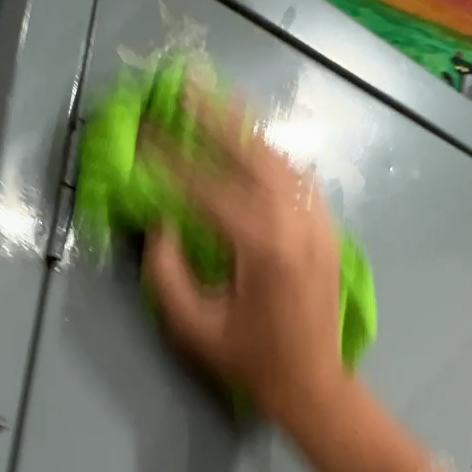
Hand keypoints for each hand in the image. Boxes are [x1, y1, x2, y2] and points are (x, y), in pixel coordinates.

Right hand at [141, 85, 349, 424]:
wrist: (313, 385)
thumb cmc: (250, 362)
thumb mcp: (194, 328)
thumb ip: (168, 273)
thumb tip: (161, 225)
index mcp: (262, 247)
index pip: (208, 188)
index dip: (171, 162)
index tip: (143, 137)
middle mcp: (296, 223)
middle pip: (254, 154)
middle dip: (217, 118)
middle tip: (187, 87)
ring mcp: (318, 223)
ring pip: (282, 160)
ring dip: (247, 130)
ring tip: (216, 104)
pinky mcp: (327, 230)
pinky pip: (299, 180)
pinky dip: (271, 156)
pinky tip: (252, 148)